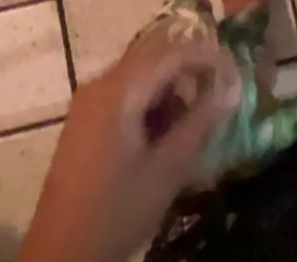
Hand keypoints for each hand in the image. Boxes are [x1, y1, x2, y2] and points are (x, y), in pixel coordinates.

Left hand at [17, 31, 239, 261]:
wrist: (60, 254)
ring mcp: (88, 101)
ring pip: (141, 78)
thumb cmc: (116, 211)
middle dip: (189, 76)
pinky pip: (126, 95)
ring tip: (191, 130)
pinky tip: (163, 140)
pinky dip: (151, 107)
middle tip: (218, 101)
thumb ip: (200, 124)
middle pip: (154, 60)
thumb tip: (231, 90)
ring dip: (171, 94)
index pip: (171, 54)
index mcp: (118, 91)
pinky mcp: (85, 120)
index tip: (236, 73)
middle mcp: (99, 84)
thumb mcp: (167, 170)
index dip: (208, 58)